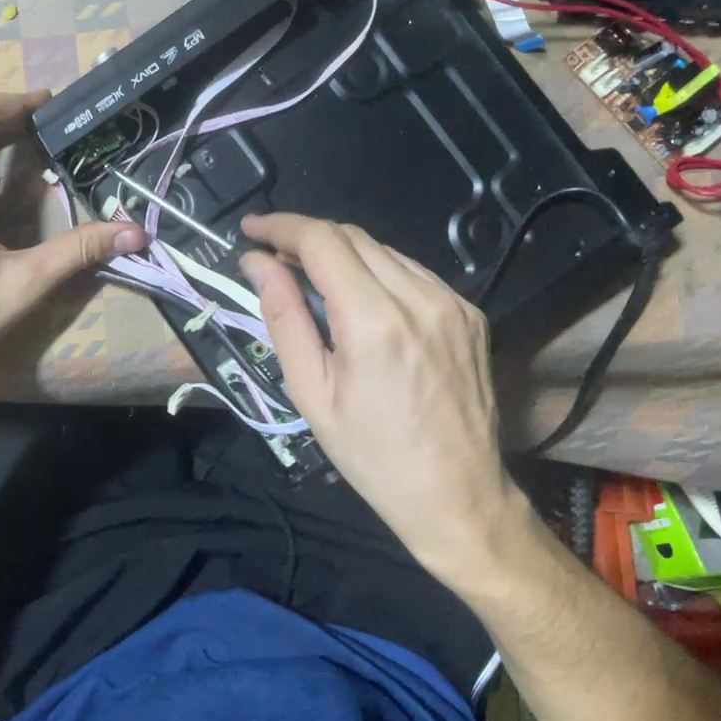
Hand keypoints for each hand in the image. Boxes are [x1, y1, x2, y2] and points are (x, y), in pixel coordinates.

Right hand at [238, 213, 528, 579]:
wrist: (457, 494)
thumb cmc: (370, 454)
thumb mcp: (310, 391)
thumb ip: (283, 317)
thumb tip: (256, 263)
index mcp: (373, 321)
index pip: (322, 242)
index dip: (281, 227)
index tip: (250, 229)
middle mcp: (419, 299)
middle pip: (353, 237)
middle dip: (306, 236)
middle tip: (271, 255)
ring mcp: (451, 303)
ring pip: (384, 250)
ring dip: (340, 252)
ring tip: (308, 275)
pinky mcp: (469, 314)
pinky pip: (413, 272)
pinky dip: (376, 271)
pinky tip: (357, 297)